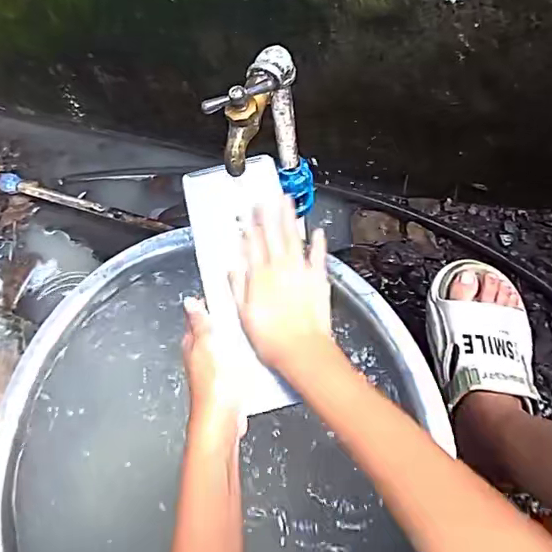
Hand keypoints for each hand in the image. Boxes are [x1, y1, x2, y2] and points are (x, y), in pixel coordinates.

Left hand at [181, 297, 241, 437]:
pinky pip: (237, 364)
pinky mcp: (227, 382)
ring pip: (225, 348)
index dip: (208, 304)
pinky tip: (253, 358)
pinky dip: (244, 359)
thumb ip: (199, 322)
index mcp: (192, 344)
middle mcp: (200, 357)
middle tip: (239, 311)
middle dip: (225, 322)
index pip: (197, 317)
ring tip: (249, 332)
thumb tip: (190, 302)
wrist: (223, 419)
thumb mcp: (206, 344)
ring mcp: (214, 370)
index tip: (222, 294)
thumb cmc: (211, 385)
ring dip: (236, 341)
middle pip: (212, 332)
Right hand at [231, 192, 333, 378]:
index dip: (249, 227)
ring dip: (290, 219)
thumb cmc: (272, 340)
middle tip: (266, 198)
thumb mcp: (244, 314)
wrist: (303, 352)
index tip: (247, 213)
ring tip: (287, 203)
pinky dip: (317, 243)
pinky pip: (318, 257)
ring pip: (293, 239)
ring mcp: (301, 273)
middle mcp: (281, 270)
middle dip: (268, 215)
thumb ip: (238, 288)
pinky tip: (317, 231)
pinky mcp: (318, 281)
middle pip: (273, 235)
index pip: (252, 245)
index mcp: (260, 277)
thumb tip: (232, 269)